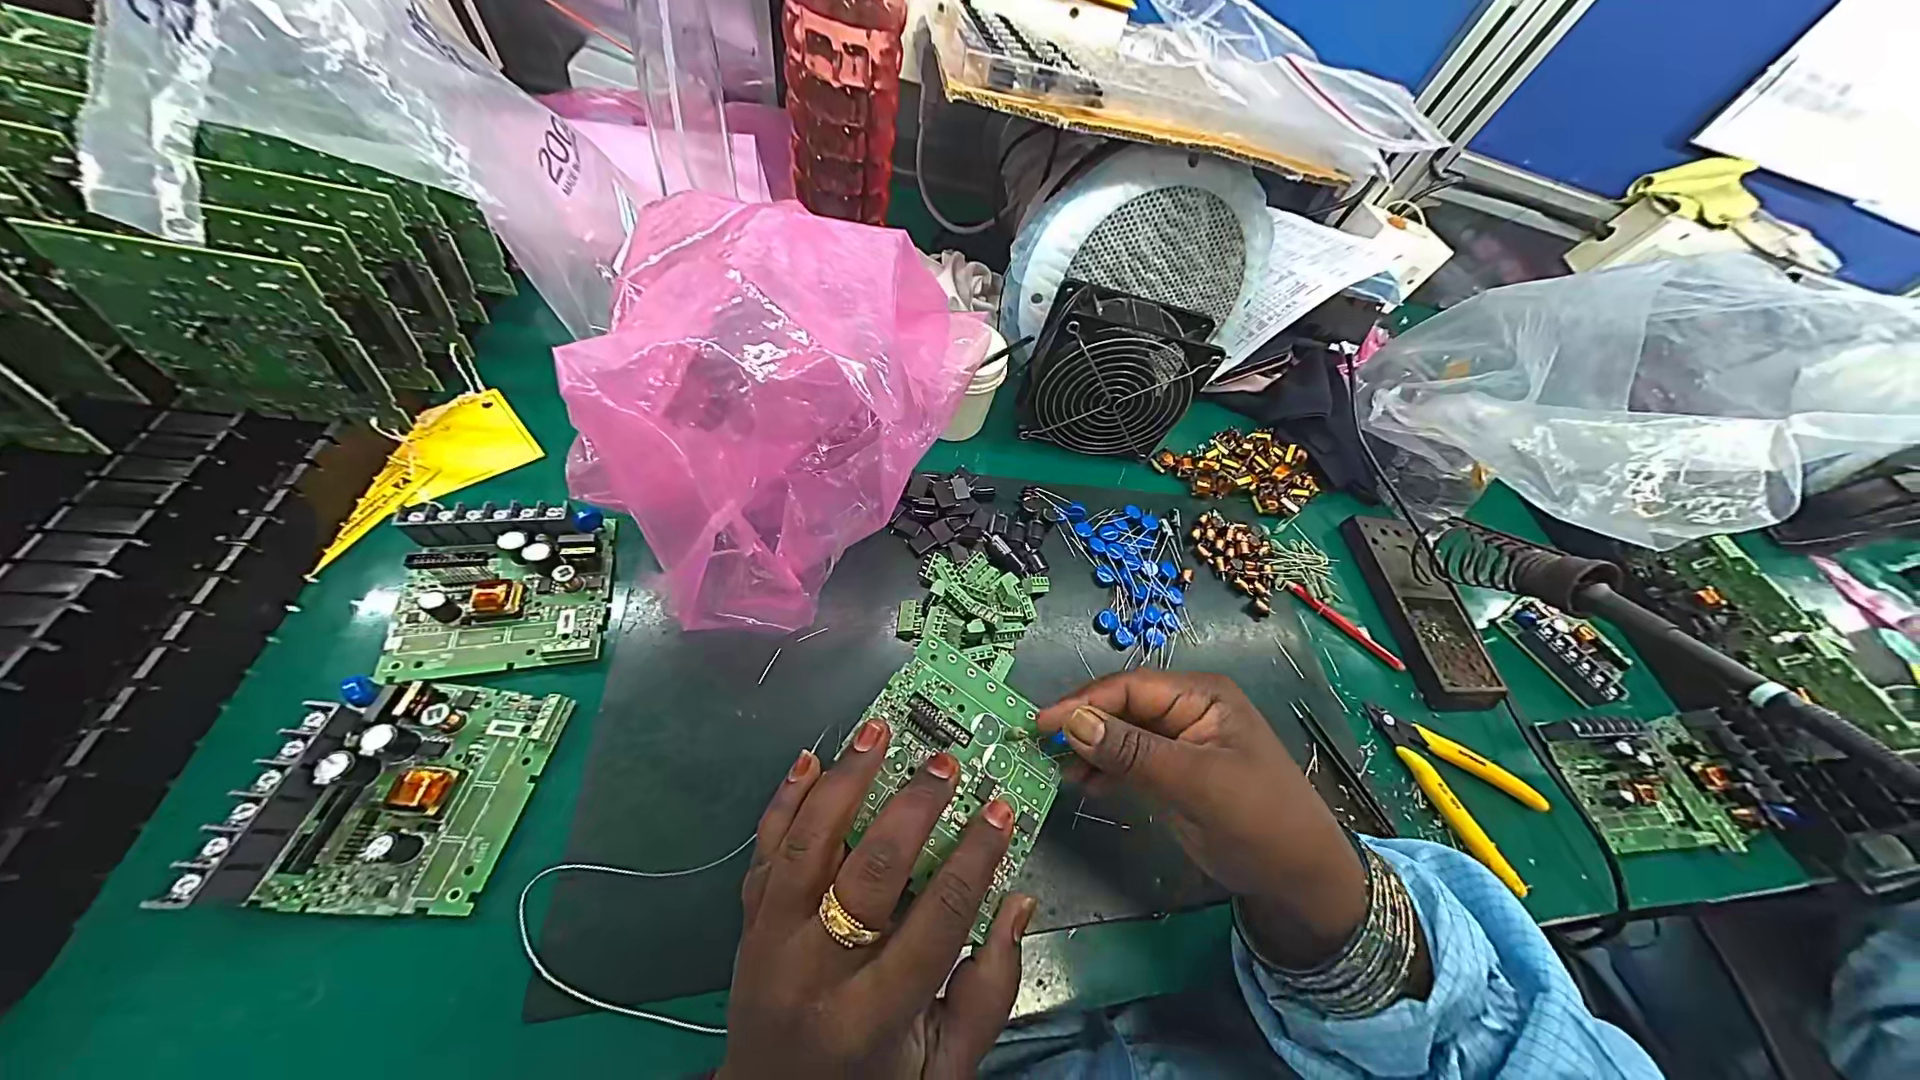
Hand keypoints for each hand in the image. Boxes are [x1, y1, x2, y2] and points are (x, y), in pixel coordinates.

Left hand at [719, 719, 1035, 1079]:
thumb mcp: (943, 1067)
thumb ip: (988, 990)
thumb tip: (1017, 902)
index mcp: (873, 1015)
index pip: (938, 919)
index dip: (975, 858)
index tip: (1000, 809)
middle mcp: (815, 971)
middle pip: (870, 870)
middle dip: (914, 807)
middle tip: (944, 764)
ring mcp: (771, 940)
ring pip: (809, 844)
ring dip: (846, 780)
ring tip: (877, 733)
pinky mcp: (748, 921)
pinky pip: (764, 849)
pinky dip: (785, 799)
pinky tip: (810, 761)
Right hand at [1035, 671, 1367, 968]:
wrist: (1300, 882)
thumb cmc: (1260, 820)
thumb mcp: (1197, 783)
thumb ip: (1133, 751)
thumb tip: (1073, 722)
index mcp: (1200, 695)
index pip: (1130, 688)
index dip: (1085, 702)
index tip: (1044, 724)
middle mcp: (1185, 710)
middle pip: (1120, 708)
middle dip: (1083, 725)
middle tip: (1043, 747)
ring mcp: (1176, 742)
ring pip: (1118, 734)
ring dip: (1089, 749)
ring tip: (1060, 771)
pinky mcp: (1169, 771)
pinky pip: (1126, 760)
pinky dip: (1103, 770)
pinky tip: (1084, 784)